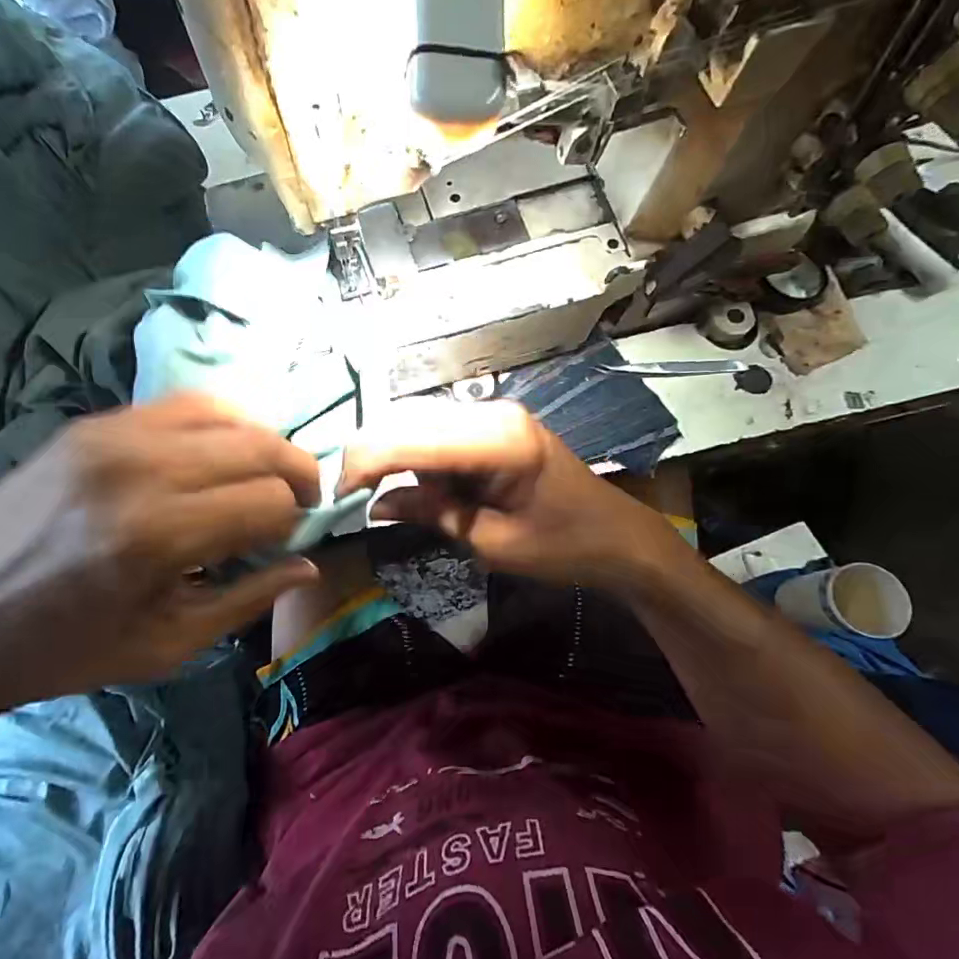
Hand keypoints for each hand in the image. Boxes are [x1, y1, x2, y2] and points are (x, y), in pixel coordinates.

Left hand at [0, 393, 320, 738]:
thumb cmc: (58, 653)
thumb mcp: (163, 647)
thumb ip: (245, 600)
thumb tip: (306, 563)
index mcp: (157, 537)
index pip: (268, 501)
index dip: (294, 522)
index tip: (288, 543)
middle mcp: (138, 469)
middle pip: (256, 444)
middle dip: (294, 472)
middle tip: (298, 502)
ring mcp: (108, 436)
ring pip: (222, 411)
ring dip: (259, 441)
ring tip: (263, 474)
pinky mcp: (86, 426)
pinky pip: (175, 405)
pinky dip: (213, 424)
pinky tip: (214, 455)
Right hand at [339, 400, 671, 588]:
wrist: (619, 537)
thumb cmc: (563, 546)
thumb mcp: (491, 542)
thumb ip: (431, 514)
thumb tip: (375, 506)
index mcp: (499, 440)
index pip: (414, 440)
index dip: (368, 462)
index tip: (339, 495)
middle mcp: (492, 413)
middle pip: (409, 420)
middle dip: (372, 454)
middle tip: (348, 494)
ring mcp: (494, 414)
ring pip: (418, 422)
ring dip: (392, 453)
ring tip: (376, 492)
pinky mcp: (493, 424)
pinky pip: (438, 431)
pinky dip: (415, 454)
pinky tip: (411, 482)